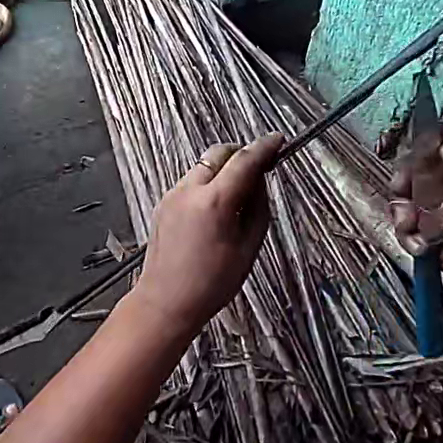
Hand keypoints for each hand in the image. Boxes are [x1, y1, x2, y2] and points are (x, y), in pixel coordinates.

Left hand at [132, 133, 283, 327]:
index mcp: (215, 202)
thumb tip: (260, 182)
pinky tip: (216, 207)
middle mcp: (190, 191)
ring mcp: (173, 195)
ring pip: (204, 165)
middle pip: (220, 152)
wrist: (166, 302)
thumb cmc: (212, 283)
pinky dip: (207, 183)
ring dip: (223, 168)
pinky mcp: (163, 203)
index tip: (278, 140)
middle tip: (259, 168)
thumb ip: (258, 208)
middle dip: (241, 153)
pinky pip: (191, 181)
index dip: (265, 147)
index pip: (245, 160)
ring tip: (238, 194)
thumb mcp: (248, 247)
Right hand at [391, 121, 442, 316]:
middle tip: (404, 184)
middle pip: (427, 164)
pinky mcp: (434, 237)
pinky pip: (409, 225)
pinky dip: (406, 232)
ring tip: (407, 220)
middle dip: (410, 172)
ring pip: (412, 193)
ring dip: (402, 204)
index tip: (423, 142)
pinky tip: (418, 244)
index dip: (440, 136)